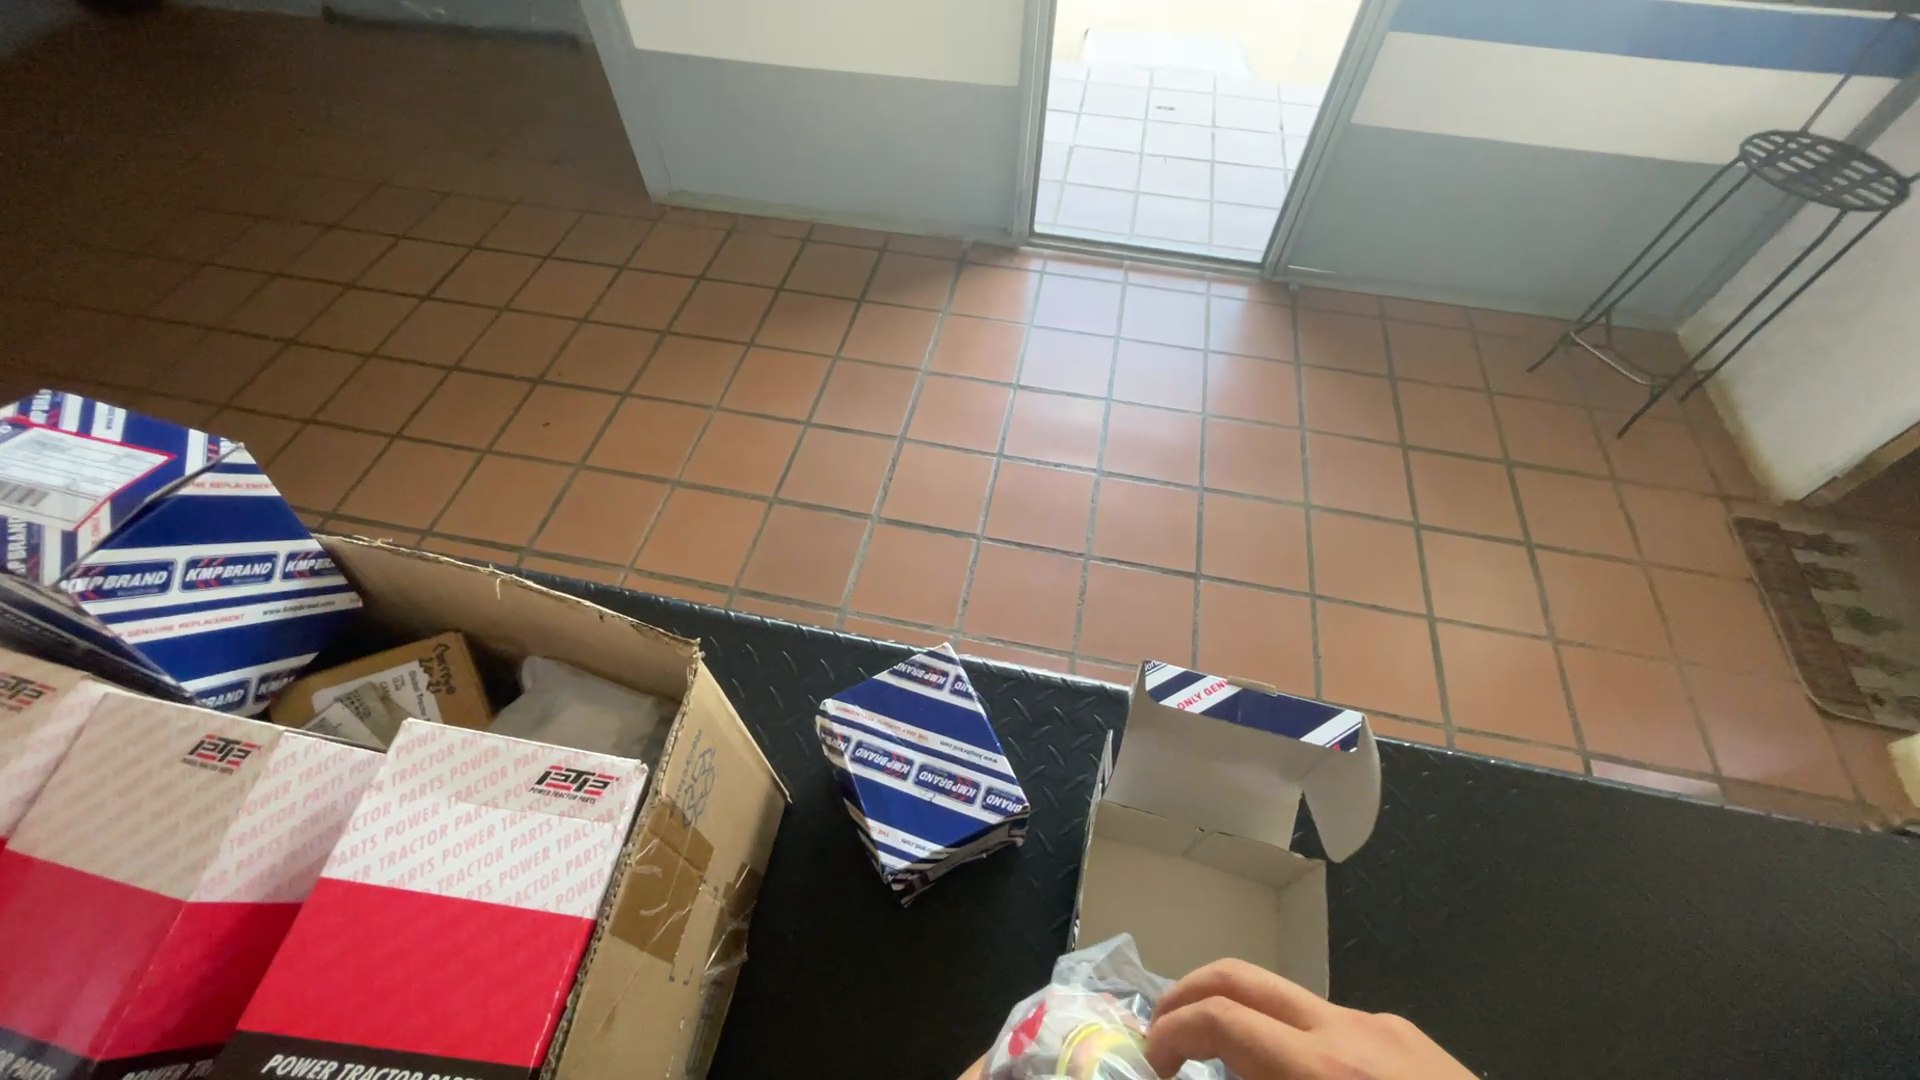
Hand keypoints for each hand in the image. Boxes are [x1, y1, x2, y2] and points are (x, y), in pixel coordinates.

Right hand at [1145, 959, 1474, 1078]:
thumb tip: (1211, 1078)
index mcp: (1323, 1071)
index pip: (1221, 1019)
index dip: (1171, 1033)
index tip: (1151, 1063)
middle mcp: (1348, 1030)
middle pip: (1240, 975)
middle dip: (1186, 995)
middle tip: (1162, 1036)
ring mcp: (1381, 1025)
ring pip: (1282, 999)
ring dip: (1239, 1020)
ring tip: (1231, 1073)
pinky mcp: (1408, 1036)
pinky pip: (1328, 1024)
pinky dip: (1291, 1044)